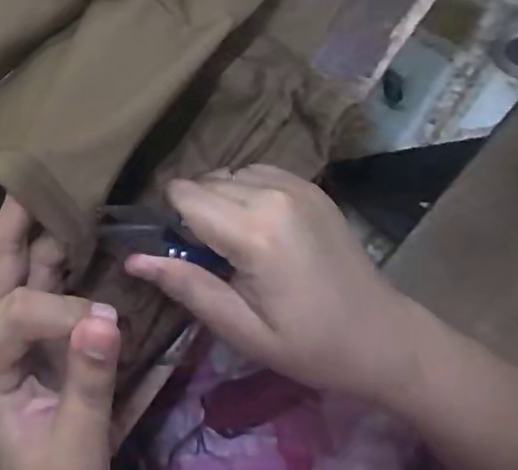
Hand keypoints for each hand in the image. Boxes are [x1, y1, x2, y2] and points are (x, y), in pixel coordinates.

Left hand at [0, 196, 121, 469]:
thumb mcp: (76, 443)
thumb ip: (90, 381)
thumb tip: (107, 315)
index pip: (19, 311)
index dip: (63, 309)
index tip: (109, 322)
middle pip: (0, 261)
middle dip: (15, 217)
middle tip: (33, 172)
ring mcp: (17, 324)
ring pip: (24, 261)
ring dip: (44, 225)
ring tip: (66, 187)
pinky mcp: (42, 325)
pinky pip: (49, 275)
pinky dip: (63, 246)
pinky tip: (81, 223)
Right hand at [123, 165, 418, 397]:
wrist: (384, 337)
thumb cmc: (310, 345)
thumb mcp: (244, 331)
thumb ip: (188, 287)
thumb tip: (132, 259)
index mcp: (255, 231)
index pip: (184, 194)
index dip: (175, 220)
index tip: (189, 253)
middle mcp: (272, 193)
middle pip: (204, 182)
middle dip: (198, 213)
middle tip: (219, 258)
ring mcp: (294, 183)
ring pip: (227, 173)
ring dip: (222, 200)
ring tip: (242, 242)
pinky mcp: (308, 182)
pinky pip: (255, 171)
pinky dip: (246, 191)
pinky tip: (263, 226)